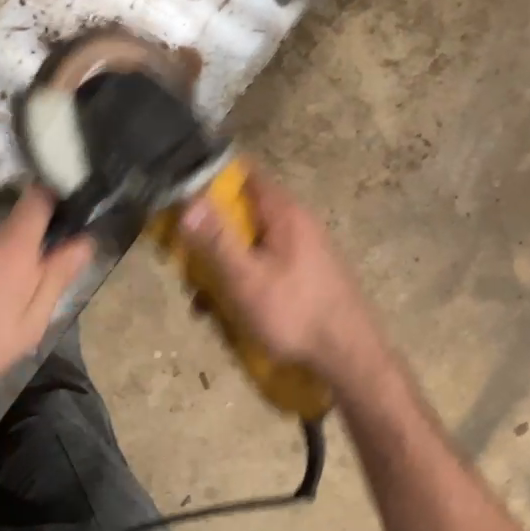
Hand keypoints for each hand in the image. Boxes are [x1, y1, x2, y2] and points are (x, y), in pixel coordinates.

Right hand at [179, 174, 382, 385]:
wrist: (349, 357)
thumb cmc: (295, 313)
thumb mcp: (246, 279)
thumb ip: (216, 240)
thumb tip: (188, 200)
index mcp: (284, 213)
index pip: (243, 174)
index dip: (208, 181)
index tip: (180, 201)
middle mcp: (297, 224)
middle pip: (242, 215)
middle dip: (210, 239)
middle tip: (186, 267)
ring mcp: (304, 252)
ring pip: (251, 248)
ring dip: (224, 271)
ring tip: (205, 305)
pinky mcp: (306, 278)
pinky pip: (265, 270)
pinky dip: (244, 286)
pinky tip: (231, 316)